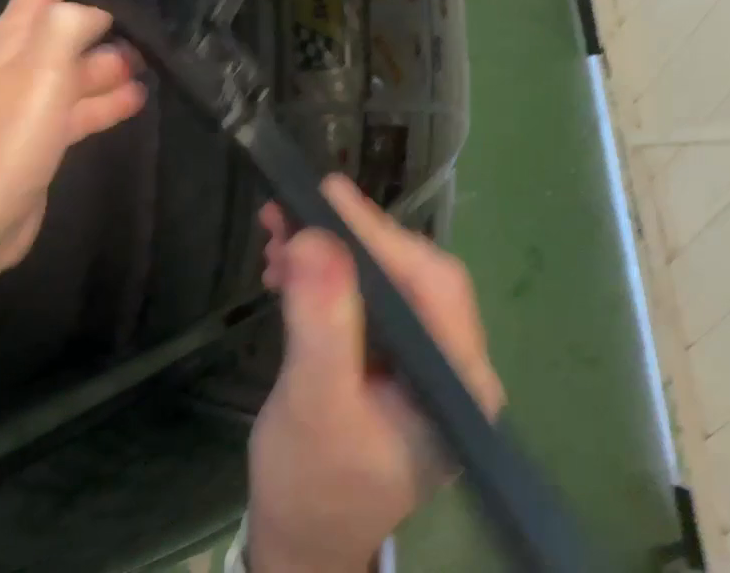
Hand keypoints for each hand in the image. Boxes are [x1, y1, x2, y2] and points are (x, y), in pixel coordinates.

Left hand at [0, 0, 145, 279]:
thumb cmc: (7, 139)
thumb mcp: (39, 71)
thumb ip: (66, 28)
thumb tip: (92, 13)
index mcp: (10, 45)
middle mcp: (17, 70)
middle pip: (57, 31)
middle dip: (88, 17)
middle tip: (131, 10)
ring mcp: (29, 108)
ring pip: (73, 72)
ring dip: (105, 63)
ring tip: (145, 57)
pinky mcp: (41, 143)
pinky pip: (79, 109)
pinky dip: (104, 101)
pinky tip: (134, 99)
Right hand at [246, 176, 503, 572]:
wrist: (301, 537)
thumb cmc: (313, 479)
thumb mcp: (314, 402)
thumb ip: (321, 323)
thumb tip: (316, 237)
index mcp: (455, 381)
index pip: (431, 282)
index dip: (378, 231)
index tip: (321, 192)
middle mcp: (448, 367)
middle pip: (409, 276)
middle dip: (345, 239)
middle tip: (283, 216)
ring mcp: (416, 367)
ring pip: (381, 283)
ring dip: (328, 255)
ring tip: (274, 243)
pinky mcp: (383, 365)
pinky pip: (360, 302)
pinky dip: (322, 277)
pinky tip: (285, 271)